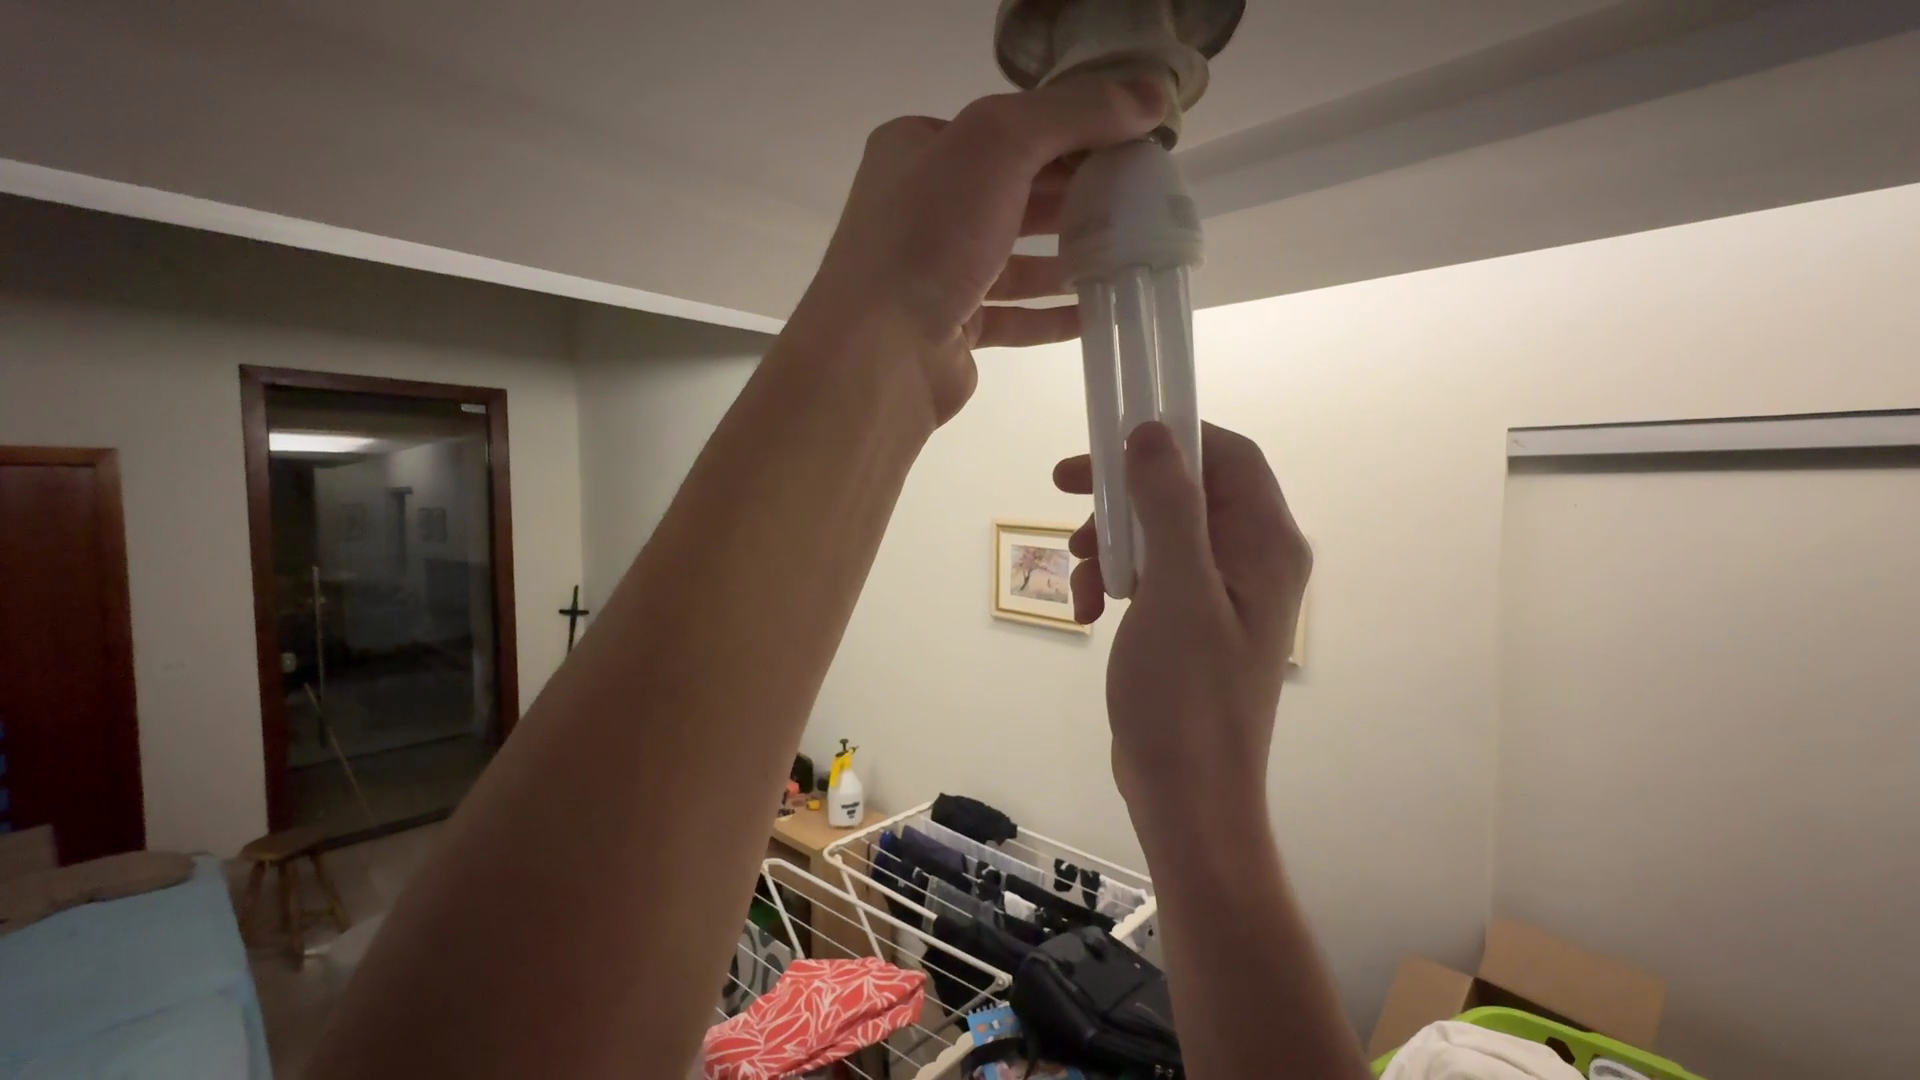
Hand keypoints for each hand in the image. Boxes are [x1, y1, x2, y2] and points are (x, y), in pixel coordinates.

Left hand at [790, 78, 1164, 424]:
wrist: (879, 351)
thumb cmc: (930, 235)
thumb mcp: (999, 144)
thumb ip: (1074, 114)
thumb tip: (1150, 97)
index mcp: (918, 149)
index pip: (1005, 128)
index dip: (1070, 132)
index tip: (1131, 145)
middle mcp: (922, 208)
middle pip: (1014, 193)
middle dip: (1075, 196)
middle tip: (1140, 202)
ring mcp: (934, 272)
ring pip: (1014, 259)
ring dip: (1068, 258)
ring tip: (1128, 256)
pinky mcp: (951, 328)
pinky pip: (1013, 316)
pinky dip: (1053, 313)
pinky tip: (1097, 313)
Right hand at [1053, 422, 1310, 820]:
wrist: (1186, 793)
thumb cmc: (1186, 694)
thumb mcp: (1175, 591)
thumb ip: (1170, 505)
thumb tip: (1153, 433)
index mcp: (1266, 544)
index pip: (1228, 455)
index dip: (1171, 438)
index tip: (1107, 444)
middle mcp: (1252, 560)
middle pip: (1187, 490)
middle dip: (1125, 494)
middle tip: (1065, 492)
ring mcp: (1221, 592)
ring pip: (1160, 530)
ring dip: (1112, 540)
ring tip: (1078, 574)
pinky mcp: (1191, 620)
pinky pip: (1152, 573)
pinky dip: (1116, 579)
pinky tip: (1087, 610)